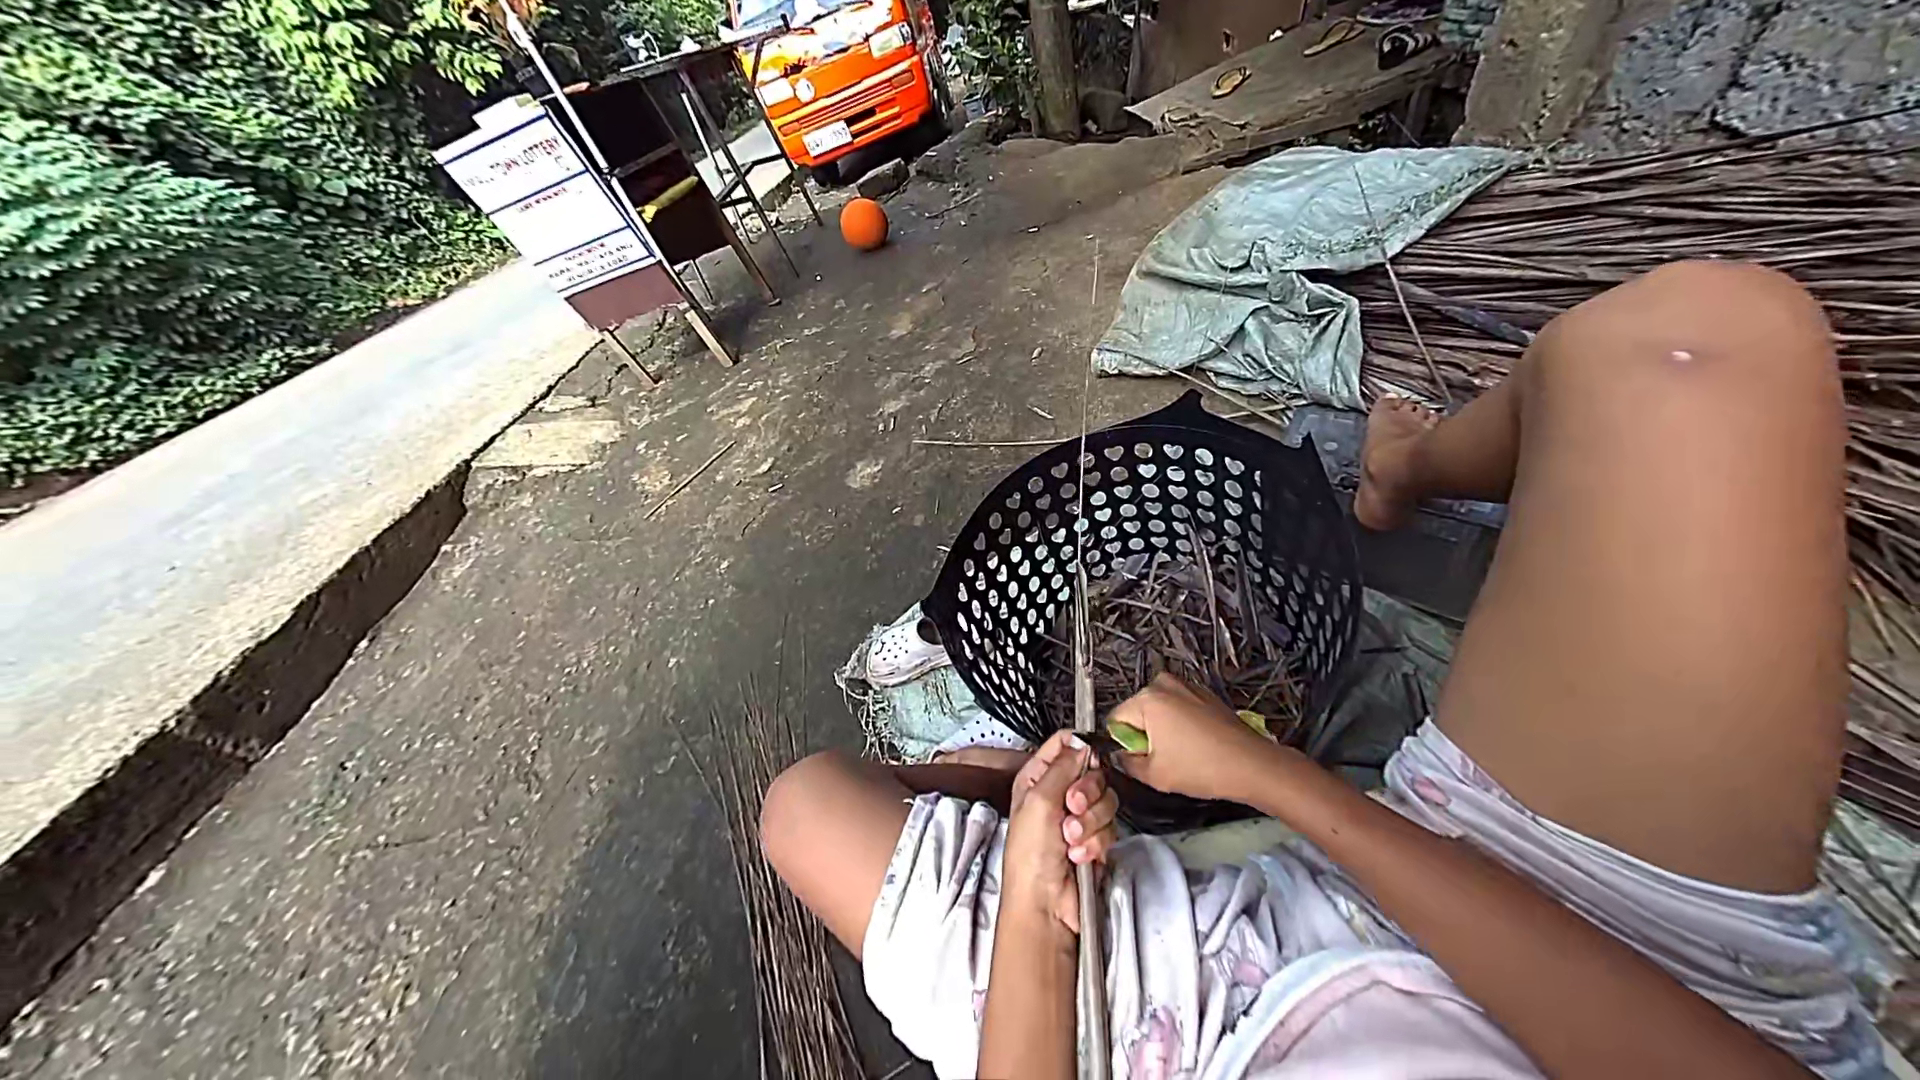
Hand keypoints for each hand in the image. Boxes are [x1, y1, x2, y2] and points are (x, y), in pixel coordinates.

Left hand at [1002, 731, 1119, 934]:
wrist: (1045, 904)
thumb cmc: (1029, 855)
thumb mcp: (1038, 800)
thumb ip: (1063, 767)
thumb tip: (1082, 743)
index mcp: (1037, 776)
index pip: (1064, 744)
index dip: (1079, 747)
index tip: (1087, 759)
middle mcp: (1058, 792)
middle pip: (1091, 771)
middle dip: (1086, 793)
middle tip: (1071, 808)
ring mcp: (1078, 816)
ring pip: (1104, 800)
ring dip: (1090, 822)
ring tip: (1070, 839)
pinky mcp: (1095, 838)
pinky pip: (1110, 827)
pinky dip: (1096, 842)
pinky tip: (1079, 855)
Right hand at [1109, 673, 1298, 803]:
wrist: (1252, 765)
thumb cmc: (1206, 767)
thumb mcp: (1154, 775)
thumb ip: (1126, 763)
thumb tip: (1120, 756)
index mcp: (1148, 700)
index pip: (1115, 719)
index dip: (1124, 742)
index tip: (1141, 757)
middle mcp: (1165, 685)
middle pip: (1137, 711)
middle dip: (1144, 733)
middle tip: (1163, 758)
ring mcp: (1187, 686)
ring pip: (1158, 709)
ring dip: (1163, 728)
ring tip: (1183, 752)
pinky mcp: (1203, 694)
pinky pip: (1178, 707)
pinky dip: (1181, 723)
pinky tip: (1196, 744)